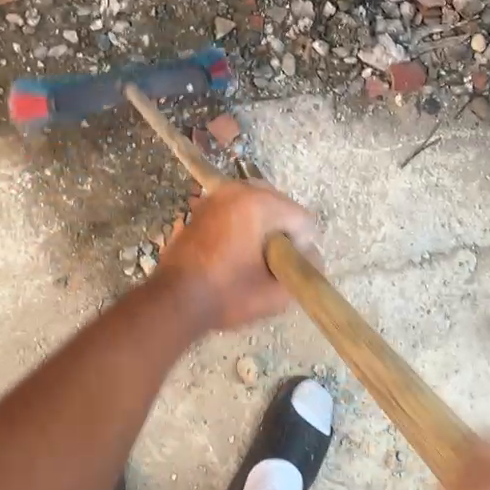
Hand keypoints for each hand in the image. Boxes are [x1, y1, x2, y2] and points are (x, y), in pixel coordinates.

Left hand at [157, 180, 318, 330]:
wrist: (175, 300)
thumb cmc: (227, 295)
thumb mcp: (276, 293)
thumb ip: (305, 272)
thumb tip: (314, 259)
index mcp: (259, 204)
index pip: (301, 218)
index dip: (305, 245)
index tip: (294, 267)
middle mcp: (238, 190)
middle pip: (280, 204)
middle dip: (285, 229)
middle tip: (280, 260)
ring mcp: (217, 195)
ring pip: (257, 202)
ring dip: (265, 224)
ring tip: (260, 255)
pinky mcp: (202, 207)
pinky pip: (236, 207)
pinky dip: (245, 222)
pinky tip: (239, 249)